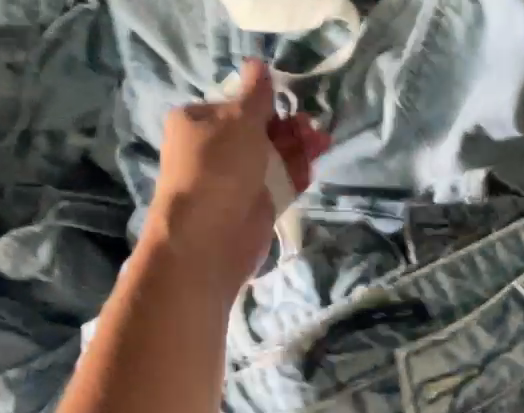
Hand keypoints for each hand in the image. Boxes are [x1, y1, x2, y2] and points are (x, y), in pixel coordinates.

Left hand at [142, 59, 330, 298]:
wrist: (210, 236)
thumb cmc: (217, 169)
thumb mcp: (237, 121)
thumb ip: (255, 95)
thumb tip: (259, 64)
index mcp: (200, 122)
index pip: (236, 105)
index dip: (265, 103)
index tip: (290, 101)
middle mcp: (216, 150)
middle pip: (259, 132)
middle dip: (288, 127)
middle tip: (313, 126)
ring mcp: (237, 180)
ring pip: (273, 158)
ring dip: (298, 148)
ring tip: (323, 141)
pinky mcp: (257, 207)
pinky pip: (280, 184)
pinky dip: (297, 173)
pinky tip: (315, 163)